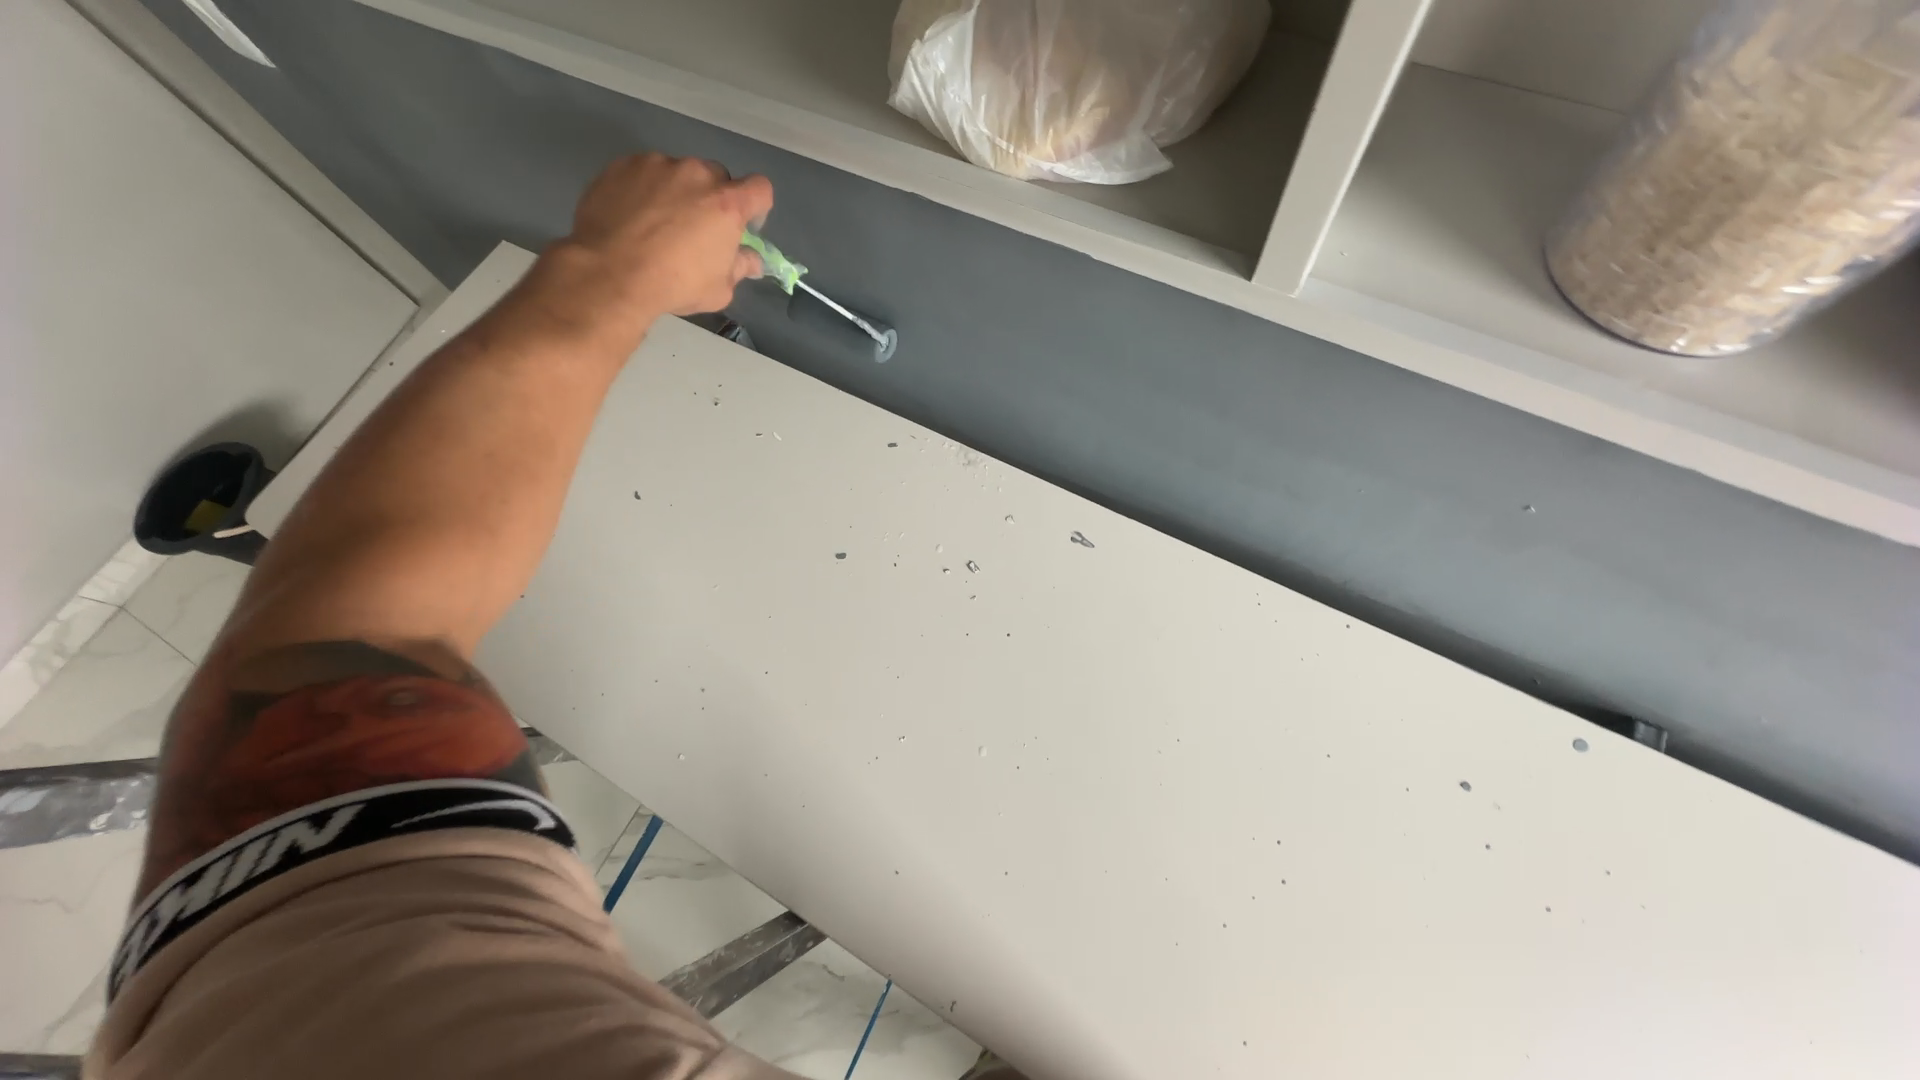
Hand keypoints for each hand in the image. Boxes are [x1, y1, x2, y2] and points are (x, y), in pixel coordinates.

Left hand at [558, 153, 773, 317]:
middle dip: (713, 198)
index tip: (744, 224)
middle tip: (696, 227)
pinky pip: (644, 171)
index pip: (761, 189)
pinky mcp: (624, 164)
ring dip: (677, 191)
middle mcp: (696, 175)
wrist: (610, 273)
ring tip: (656, 221)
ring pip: (678, 172)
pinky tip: (631, 214)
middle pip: (717, 176)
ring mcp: (658, 165)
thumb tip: (750, 260)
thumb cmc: (674, 285)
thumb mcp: (719, 289)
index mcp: (727, 205)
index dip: (756, 206)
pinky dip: (644, 188)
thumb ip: (739, 268)